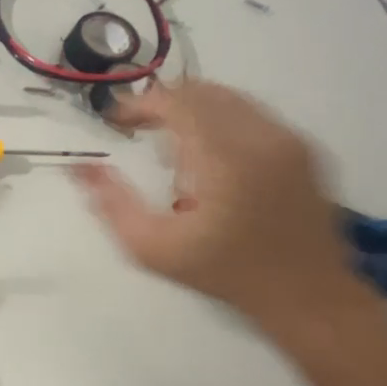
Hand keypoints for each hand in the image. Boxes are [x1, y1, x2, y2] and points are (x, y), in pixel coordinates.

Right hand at [71, 80, 353, 318]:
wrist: (305, 292)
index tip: (114, 120)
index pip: (179, 103)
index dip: (140, 103)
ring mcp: (290, 140)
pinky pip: (254, 114)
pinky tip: (206, 154)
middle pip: (205, 92)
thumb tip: (81, 168)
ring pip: (231, 98)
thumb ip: (112, 203)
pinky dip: (221, 120)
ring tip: (166, 141)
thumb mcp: (152, 246)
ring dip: (192, 109)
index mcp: (226, 160)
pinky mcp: (305, 148)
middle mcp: (263, 138)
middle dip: (164, 102)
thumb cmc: (222, 272)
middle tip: (133, 126)